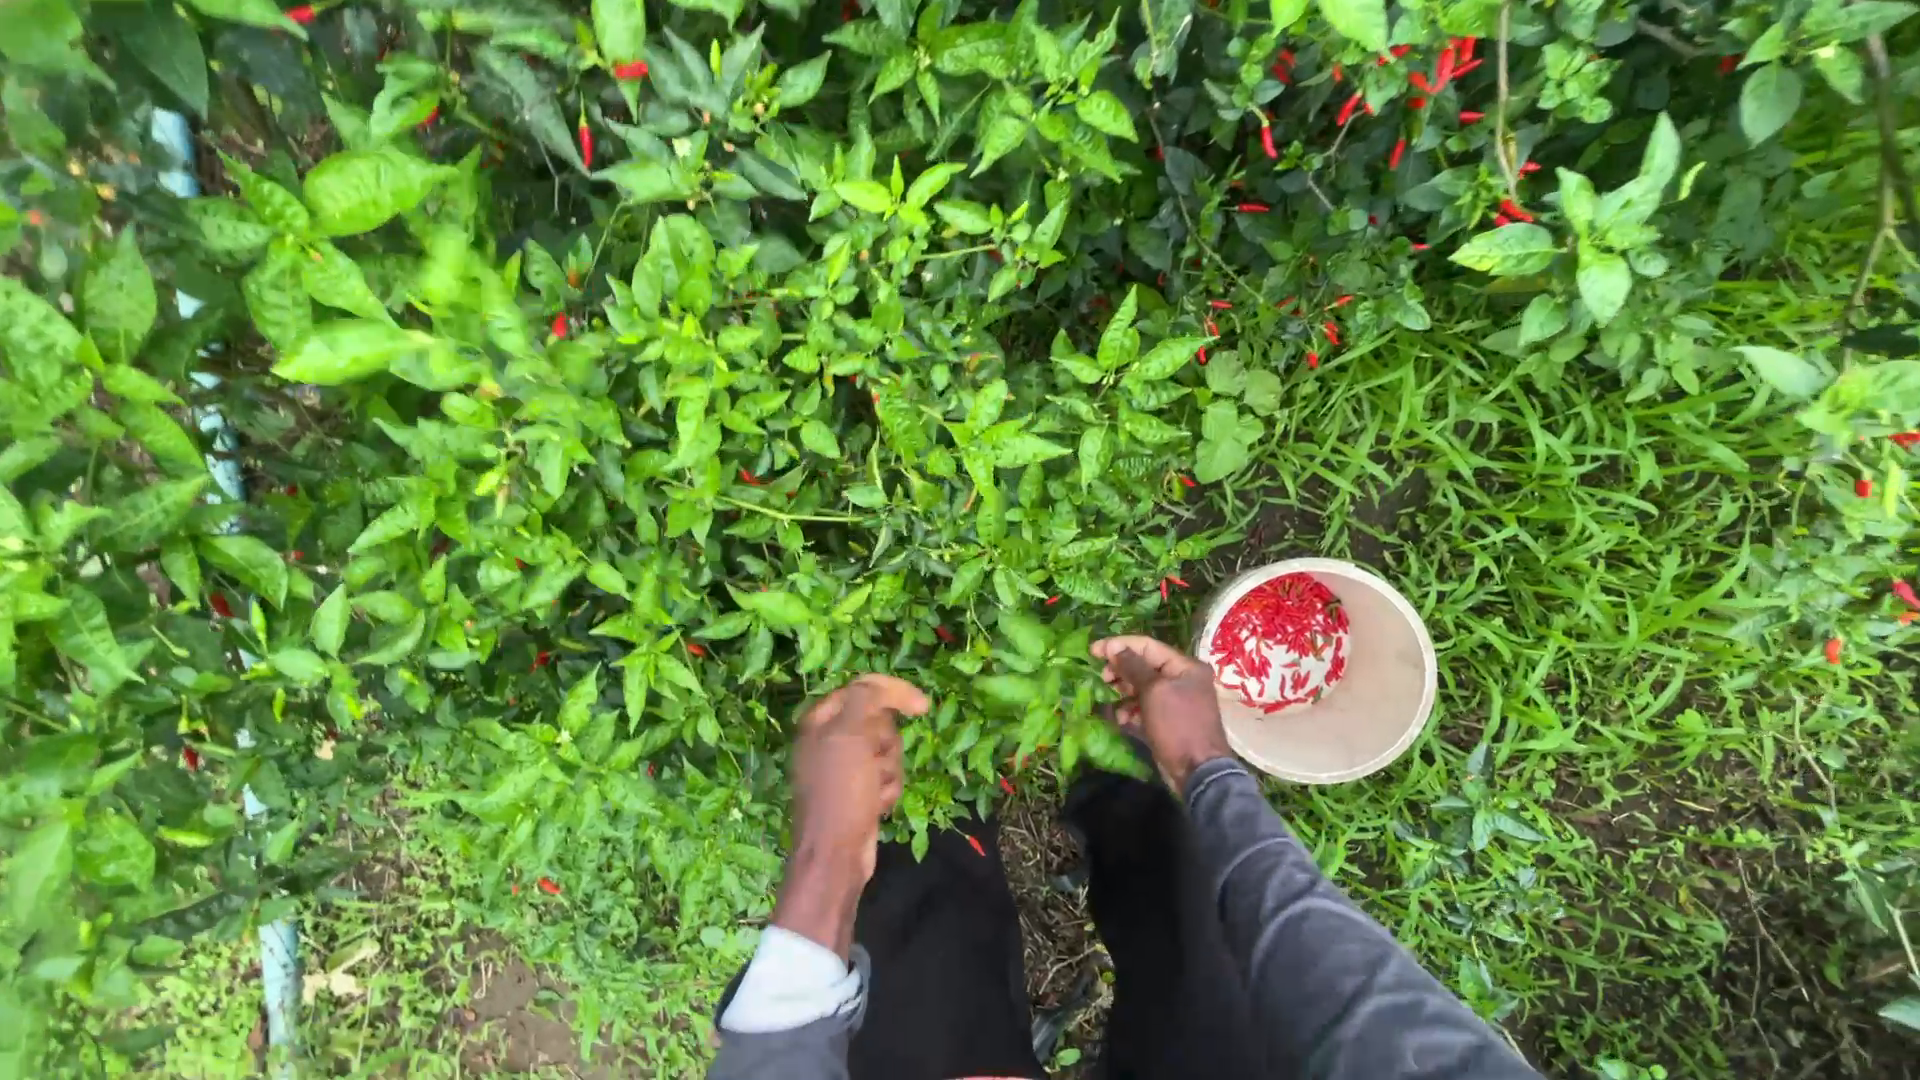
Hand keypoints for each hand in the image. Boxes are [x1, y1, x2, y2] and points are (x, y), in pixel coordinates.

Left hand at [774, 674, 928, 957]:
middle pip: (880, 721)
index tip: (922, 707)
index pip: (864, 687)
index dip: (894, 693)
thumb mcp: (849, 735)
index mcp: (820, 719)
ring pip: (888, 750)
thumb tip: (893, 691)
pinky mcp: (860, 790)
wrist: (836, 855)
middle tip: (874, 761)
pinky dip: (888, 790)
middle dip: (887, 743)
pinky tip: (876, 806)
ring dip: (889, 770)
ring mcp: (846, 766)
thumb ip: (867, 699)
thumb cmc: (840, 791)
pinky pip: (888, 776)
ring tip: (874, 790)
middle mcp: (831, 738)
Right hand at [1091, 635, 1233, 794]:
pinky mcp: (1166, 720)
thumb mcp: (1154, 691)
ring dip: (1123, 691)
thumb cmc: (1178, 725)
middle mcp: (1181, 680)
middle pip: (1143, 665)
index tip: (1093, 651)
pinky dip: (1130, 710)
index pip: (1147, 646)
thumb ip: (1133, 667)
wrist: (1197, 772)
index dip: (1119, 645)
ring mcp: (1174, 701)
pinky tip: (1121, 718)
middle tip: (1102, 677)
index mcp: (1184, 666)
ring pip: (1141, 687)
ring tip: (1110, 697)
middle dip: (1120, 669)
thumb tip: (1115, 648)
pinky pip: (1143, 707)